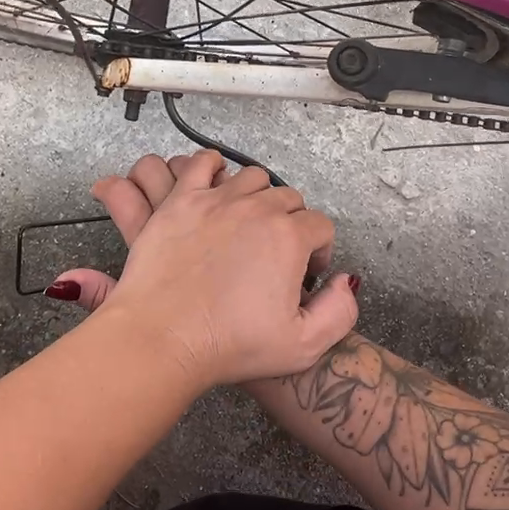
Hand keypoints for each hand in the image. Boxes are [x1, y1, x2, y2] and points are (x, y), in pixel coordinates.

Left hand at [48, 149, 358, 386]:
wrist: (164, 337)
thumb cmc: (231, 345)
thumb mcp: (303, 346)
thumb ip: (340, 311)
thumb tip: (345, 280)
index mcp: (289, 238)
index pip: (320, 225)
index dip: (317, 250)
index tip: (303, 274)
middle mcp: (256, 208)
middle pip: (288, 198)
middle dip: (290, 223)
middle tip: (273, 253)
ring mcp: (215, 200)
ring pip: (251, 177)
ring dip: (257, 195)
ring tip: (246, 223)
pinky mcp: (179, 200)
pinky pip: (202, 163)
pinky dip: (213, 167)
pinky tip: (214, 185)